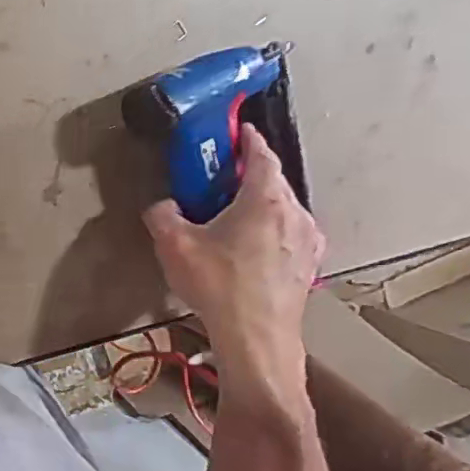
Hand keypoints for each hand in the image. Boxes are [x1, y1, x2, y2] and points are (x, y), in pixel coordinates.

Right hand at [143, 125, 323, 387]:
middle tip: (219, 179)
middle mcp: (295, 214)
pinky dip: (268, 230)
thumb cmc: (221, 288)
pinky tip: (243, 250)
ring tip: (228, 218)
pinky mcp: (307, 266)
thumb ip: (162, 215)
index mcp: (265, 199)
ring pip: (281, 209)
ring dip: (257, 206)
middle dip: (246, 175)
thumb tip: (162, 208)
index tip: (236, 131)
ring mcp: (306, 241)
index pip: (261, 153)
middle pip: (272, 181)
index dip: (247, 138)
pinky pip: (287, 234)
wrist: (256, 339)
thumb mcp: (174, 244)